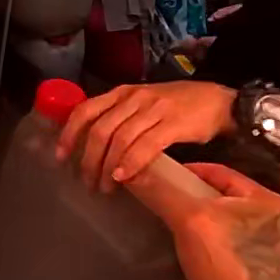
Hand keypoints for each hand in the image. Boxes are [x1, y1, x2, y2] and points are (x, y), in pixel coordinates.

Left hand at [55, 80, 233, 191]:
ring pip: (119, 138)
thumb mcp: (142, 105)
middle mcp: (133, 98)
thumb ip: (121, 119)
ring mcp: (153, 109)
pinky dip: (130, 163)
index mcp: (122, 93)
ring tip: (104, 186)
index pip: (85, 110)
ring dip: (107, 166)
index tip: (60, 156)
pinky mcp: (173, 123)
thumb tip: (96, 148)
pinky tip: (123, 177)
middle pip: (100, 129)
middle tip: (86, 181)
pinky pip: (145, 145)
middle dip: (88, 159)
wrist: (220, 101)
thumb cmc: (178, 106)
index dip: (70, 133)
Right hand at [130, 161, 279, 279]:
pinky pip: (218, 241)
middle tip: (154, 194)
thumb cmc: (226, 269)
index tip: (154, 175)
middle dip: (184, 194)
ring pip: (216, 219)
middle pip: (216, 194)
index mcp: (269, 200)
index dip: (184, 169)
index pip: (218, 170)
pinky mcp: (250, 270)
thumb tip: (128, 169)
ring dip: (189, 217)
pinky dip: (197, 239)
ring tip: (160, 216)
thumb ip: (160, 191)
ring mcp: (263, 247)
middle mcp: (272, 220)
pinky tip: (177, 243)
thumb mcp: (189, 221)